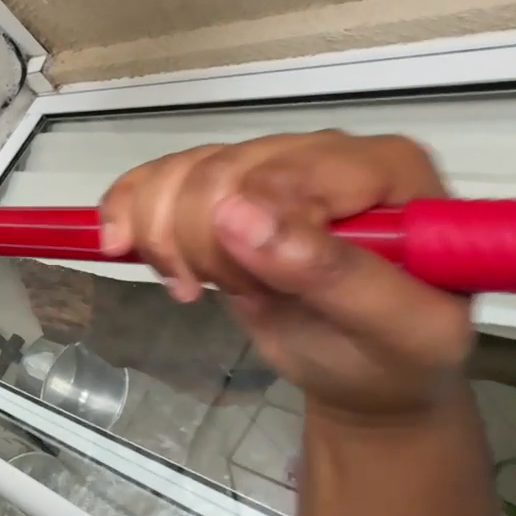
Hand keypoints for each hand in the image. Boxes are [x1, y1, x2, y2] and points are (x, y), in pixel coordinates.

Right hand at [97, 131, 473, 420]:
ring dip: (164, 238)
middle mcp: (322, 149)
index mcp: (384, 167)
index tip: (257, 293)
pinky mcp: (219, 180)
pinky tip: (125, 246)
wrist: (356, 366)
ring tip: (193, 285)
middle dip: (204, 245)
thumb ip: (331, 272)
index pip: (279, 175)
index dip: (245, 232)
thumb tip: (237, 218)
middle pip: (218, 171)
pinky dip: (126, 212)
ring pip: (177, 172)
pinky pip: (152, 175)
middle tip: (238, 296)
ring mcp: (265, 160)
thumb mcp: (391, 328)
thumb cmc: (388, 353)